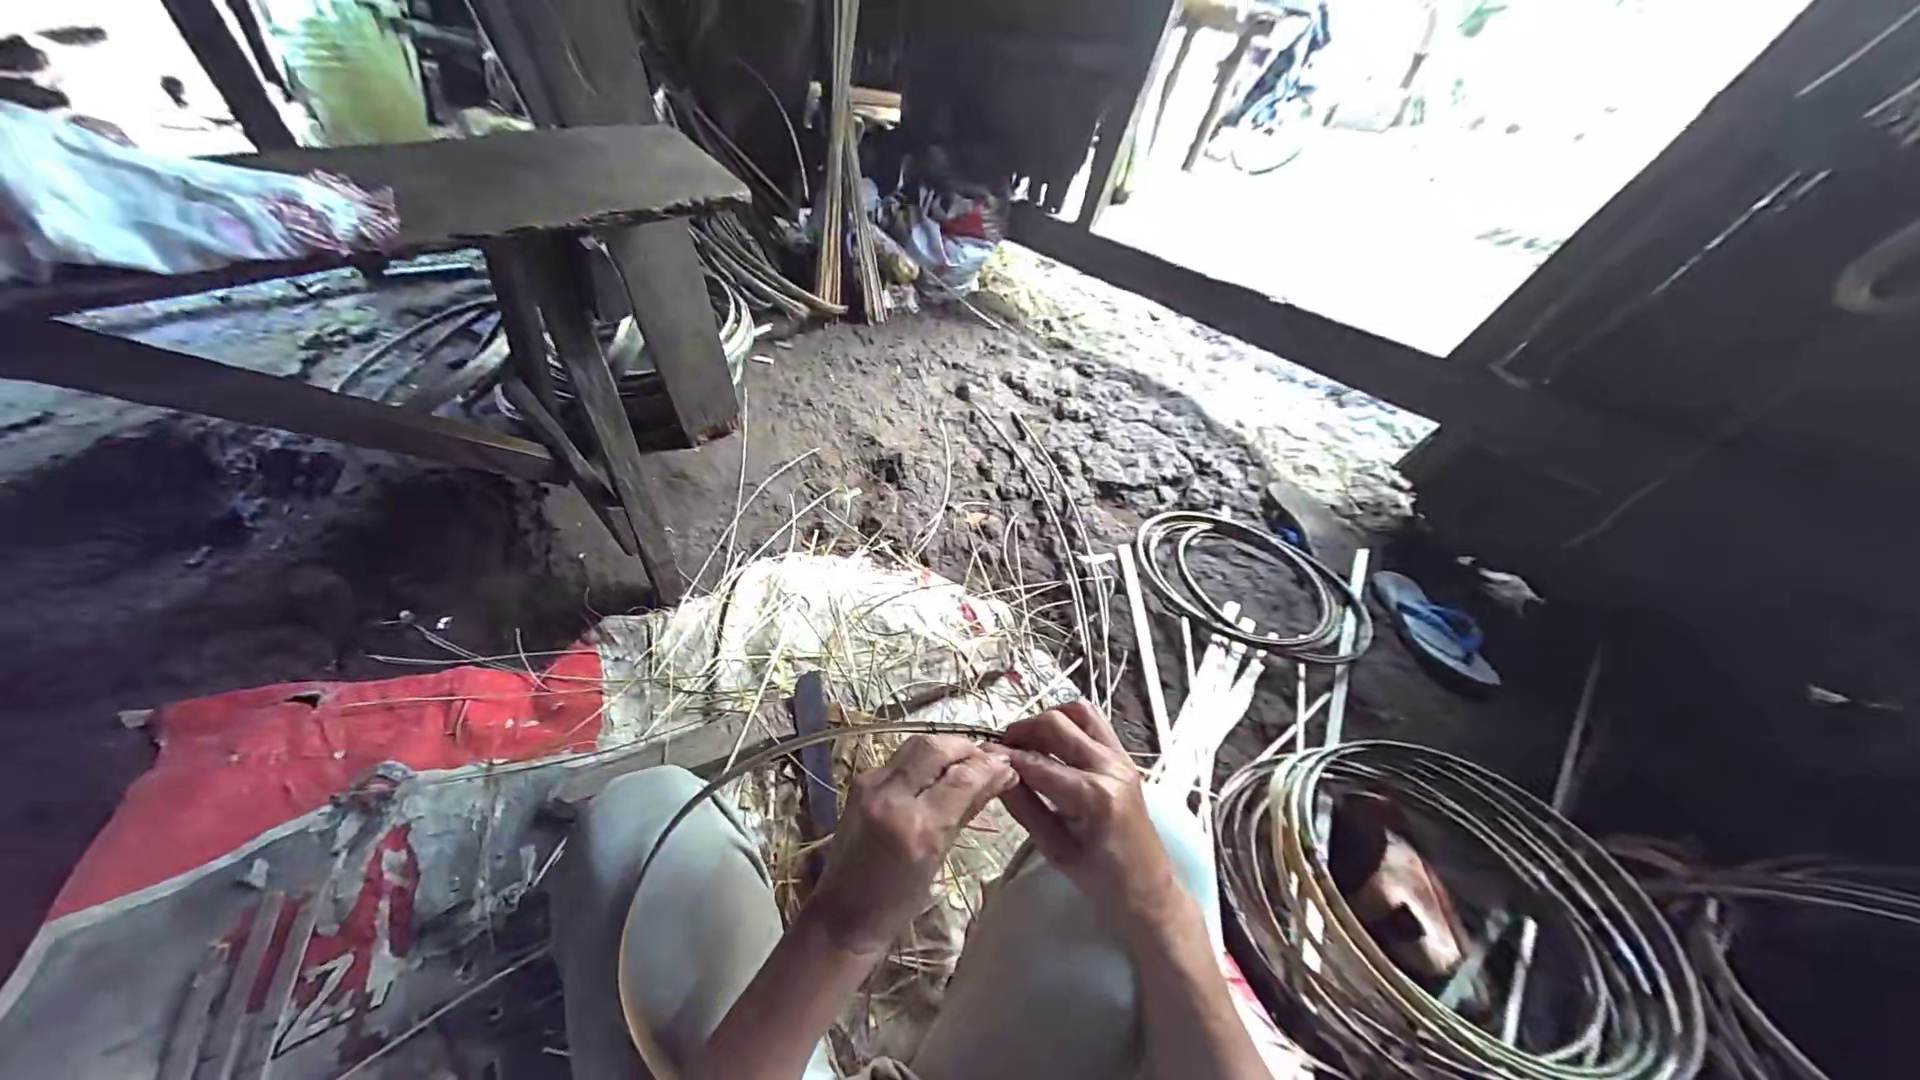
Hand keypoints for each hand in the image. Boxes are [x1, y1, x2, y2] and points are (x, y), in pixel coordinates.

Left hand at [804, 735, 1016, 955]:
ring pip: (917, 744)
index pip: (962, 778)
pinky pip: (900, 756)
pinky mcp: (861, 781)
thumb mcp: (940, 858)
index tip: (1008, 764)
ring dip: (946, 747)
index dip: (989, 766)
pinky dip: (925, 757)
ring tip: (966, 760)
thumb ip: (968, 809)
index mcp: (917, 827)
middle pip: (936, 747)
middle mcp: (892, 798)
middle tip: (987, 759)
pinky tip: (938, 769)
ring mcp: (872, 785)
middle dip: (967, 748)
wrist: (844, 913)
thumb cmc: (898, 901)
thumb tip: (1001, 776)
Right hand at [996, 700, 1184, 928]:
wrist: (1147, 887)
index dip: (1005, 756)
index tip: (982, 754)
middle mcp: (1109, 767)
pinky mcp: (1124, 755)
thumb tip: (996, 774)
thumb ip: (1024, 806)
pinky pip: (1094, 721)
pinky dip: (1069, 721)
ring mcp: (1120, 757)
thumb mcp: (1053, 849)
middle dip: (1022, 731)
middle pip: (1055, 724)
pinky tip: (1053, 741)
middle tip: (1004, 748)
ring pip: (1077, 712)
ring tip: (1028, 741)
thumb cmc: (1100, 878)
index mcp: (1092, 796)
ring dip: (1047, 720)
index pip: (1036, 763)